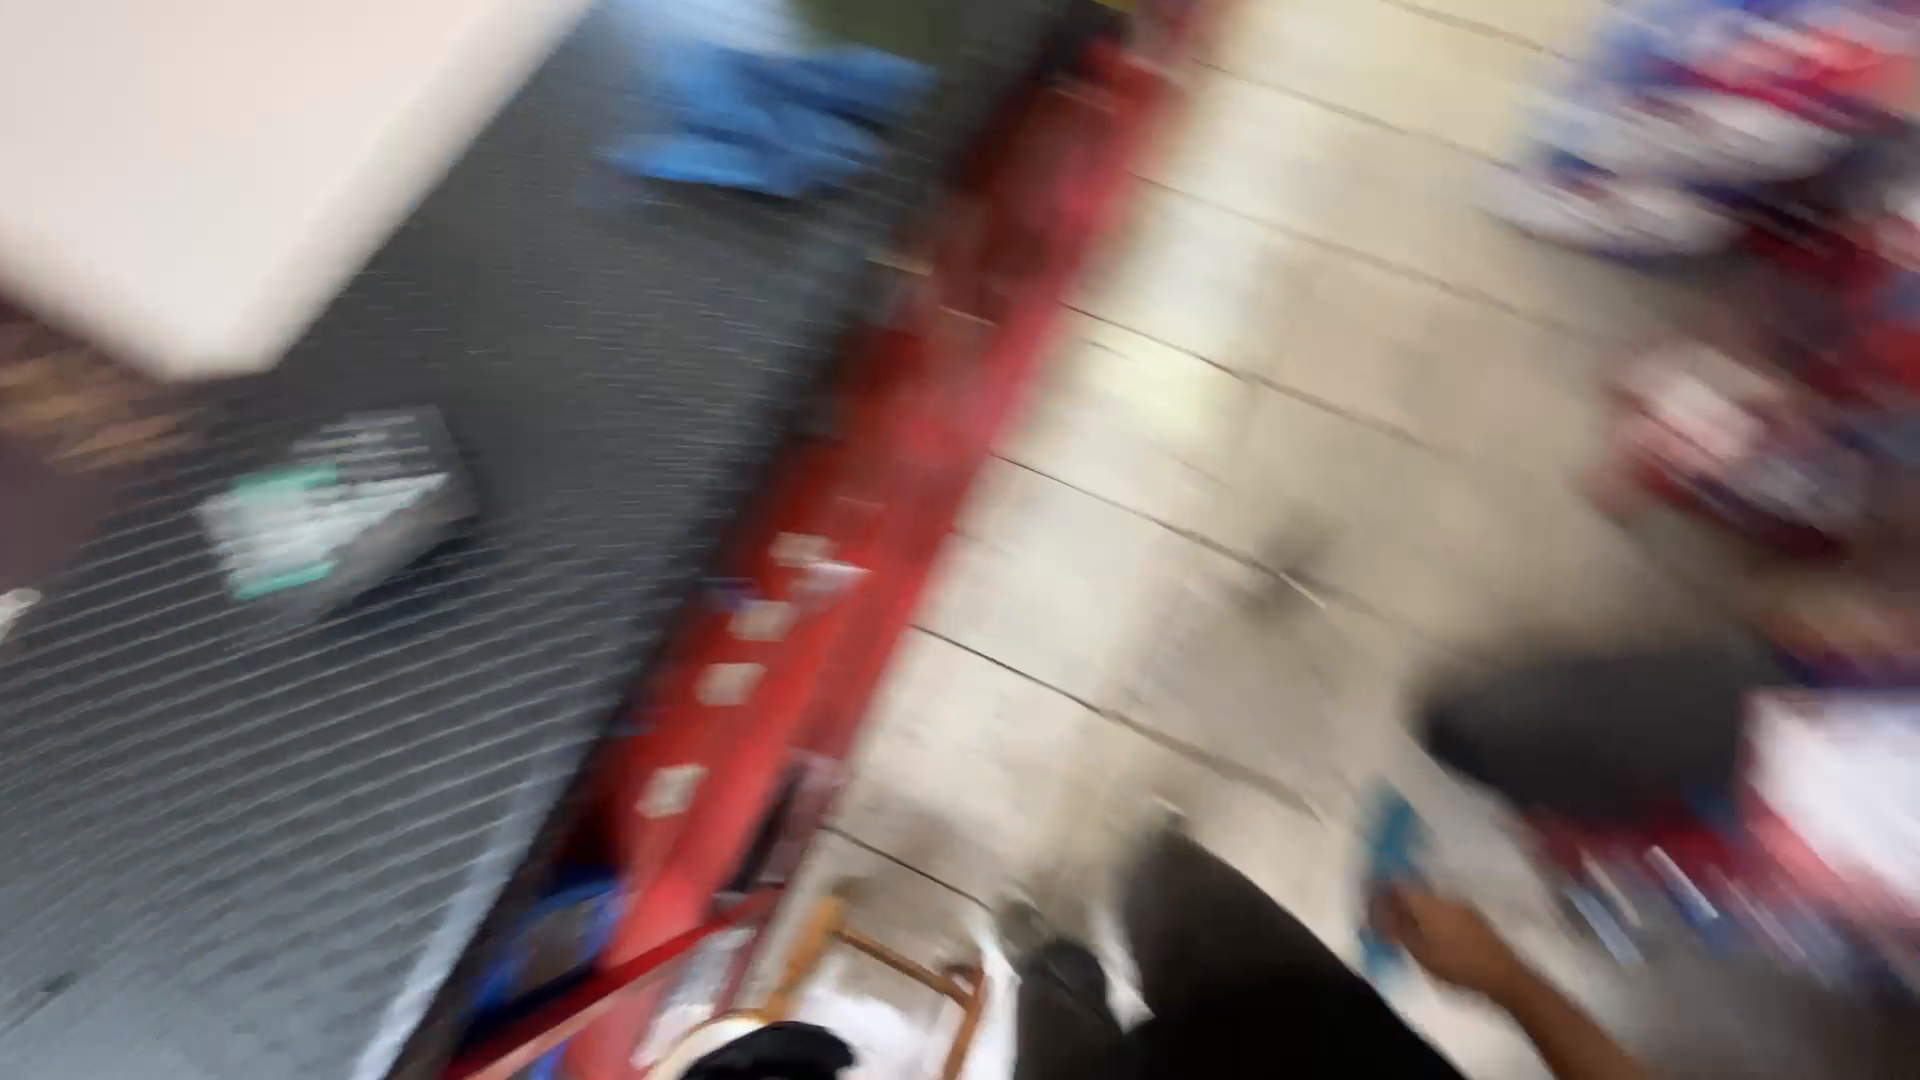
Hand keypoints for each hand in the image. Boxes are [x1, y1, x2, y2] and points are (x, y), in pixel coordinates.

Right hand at [1371, 884, 1528, 1000]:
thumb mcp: (1418, 952)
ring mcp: (1459, 904)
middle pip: (1407, 887)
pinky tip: (1431, 936)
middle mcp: (1439, 893)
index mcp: (1423, 899)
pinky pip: (1441, 908)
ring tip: (1407, 932)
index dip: (1375, 887)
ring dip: (1411, 909)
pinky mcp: (1474, 917)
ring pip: (1425, 899)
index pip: (1391, 879)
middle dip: (1393, 900)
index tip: (1367, 902)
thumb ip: (1393, 930)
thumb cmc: (1457, 965)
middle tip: (1385, 921)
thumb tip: (1371, 916)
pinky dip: (1429, 917)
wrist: (1508, 978)